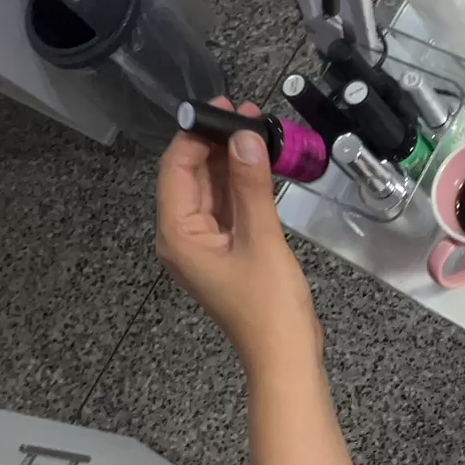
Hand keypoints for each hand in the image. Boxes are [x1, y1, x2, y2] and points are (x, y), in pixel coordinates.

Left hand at [156, 97, 318, 366]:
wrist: (286, 355)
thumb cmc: (270, 304)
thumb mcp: (262, 240)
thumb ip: (251, 187)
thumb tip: (246, 137)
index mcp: (179, 234)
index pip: (178, 169)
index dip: (198, 135)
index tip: (226, 109)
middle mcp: (184, 238)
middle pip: (193, 179)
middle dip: (218, 147)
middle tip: (248, 116)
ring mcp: (206, 249)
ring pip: (213, 195)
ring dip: (232, 167)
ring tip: (258, 135)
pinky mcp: (228, 257)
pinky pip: (229, 214)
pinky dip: (243, 192)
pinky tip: (261, 172)